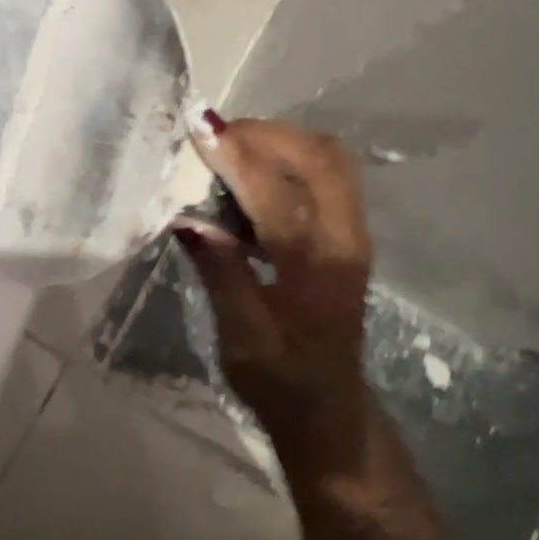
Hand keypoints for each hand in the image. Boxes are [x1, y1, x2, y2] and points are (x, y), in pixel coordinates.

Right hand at [173, 113, 373, 439]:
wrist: (329, 410)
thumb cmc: (279, 380)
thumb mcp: (241, 336)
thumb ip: (221, 273)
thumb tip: (188, 220)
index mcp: (318, 266)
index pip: (277, 194)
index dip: (237, 157)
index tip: (198, 128)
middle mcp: (345, 239)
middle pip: (321, 157)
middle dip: (266, 134)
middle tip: (213, 136)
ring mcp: (350, 235)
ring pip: (328, 160)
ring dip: (279, 142)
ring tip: (227, 148)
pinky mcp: (343, 236)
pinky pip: (322, 177)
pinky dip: (286, 160)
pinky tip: (246, 175)